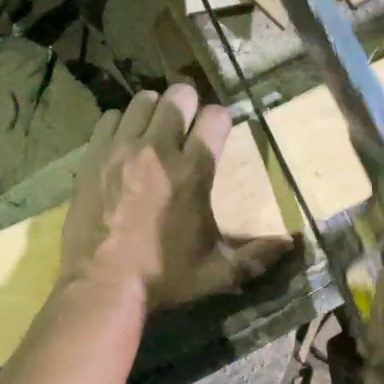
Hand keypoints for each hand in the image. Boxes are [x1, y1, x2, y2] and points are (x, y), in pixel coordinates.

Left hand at [60, 84, 291, 310]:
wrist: (102, 286)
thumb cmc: (164, 279)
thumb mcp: (217, 272)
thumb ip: (256, 256)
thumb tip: (290, 245)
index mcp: (194, 172)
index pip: (215, 117)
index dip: (220, 120)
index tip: (216, 133)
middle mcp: (159, 151)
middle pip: (179, 97)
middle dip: (188, 104)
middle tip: (186, 122)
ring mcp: (122, 150)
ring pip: (142, 101)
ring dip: (153, 110)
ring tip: (154, 129)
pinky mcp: (93, 157)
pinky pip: (109, 118)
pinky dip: (120, 124)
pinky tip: (123, 142)